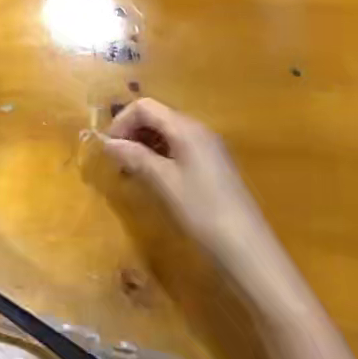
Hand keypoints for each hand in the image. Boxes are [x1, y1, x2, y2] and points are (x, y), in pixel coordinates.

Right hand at [101, 101, 357, 358]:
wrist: (250, 251)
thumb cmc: (203, 212)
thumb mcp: (164, 183)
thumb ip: (135, 157)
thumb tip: (108, 143)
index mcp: (186, 128)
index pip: (145, 106)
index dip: (121, 121)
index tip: (108, 148)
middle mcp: (198, 130)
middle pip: (157, 116)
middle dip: (132, 132)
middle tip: (116, 161)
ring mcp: (209, 148)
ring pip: (167, 133)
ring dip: (145, 145)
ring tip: (131, 172)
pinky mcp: (214, 166)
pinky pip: (180, 148)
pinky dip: (161, 156)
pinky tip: (154, 179)